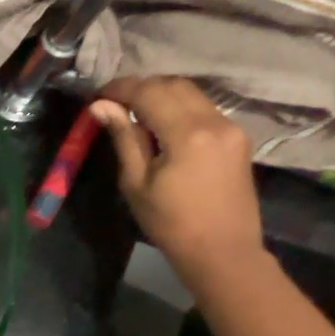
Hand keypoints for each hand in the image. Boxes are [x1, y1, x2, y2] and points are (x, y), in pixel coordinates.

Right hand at [93, 76, 265, 284]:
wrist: (222, 249)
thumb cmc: (170, 222)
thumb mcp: (136, 182)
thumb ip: (124, 138)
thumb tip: (102, 107)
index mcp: (187, 134)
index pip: (150, 93)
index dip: (121, 88)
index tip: (97, 95)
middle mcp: (214, 121)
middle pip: (174, 86)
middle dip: (141, 88)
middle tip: (112, 103)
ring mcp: (231, 127)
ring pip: (191, 94)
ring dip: (160, 95)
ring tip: (133, 113)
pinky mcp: (237, 137)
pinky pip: (203, 109)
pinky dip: (178, 107)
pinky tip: (160, 126)